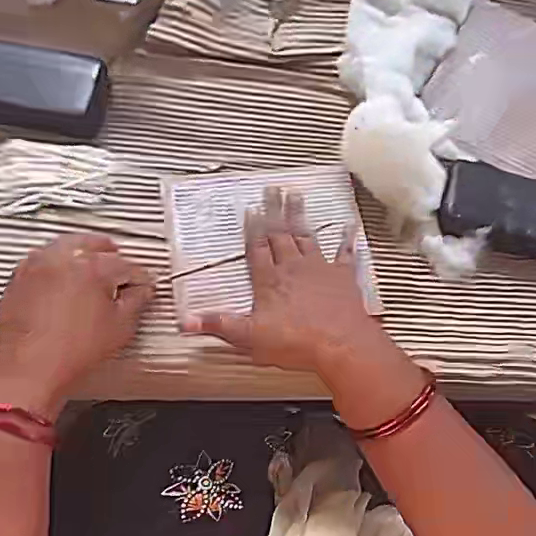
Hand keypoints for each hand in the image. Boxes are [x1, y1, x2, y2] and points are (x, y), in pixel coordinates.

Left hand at [0, 234, 152, 415]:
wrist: (31, 367)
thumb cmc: (70, 350)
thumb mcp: (120, 327)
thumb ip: (136, 301)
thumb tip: (141, 292)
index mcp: (92, 267)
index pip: (127, 265)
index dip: (140, 278)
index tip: (143, 287)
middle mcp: (63, 259)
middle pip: (94, 244)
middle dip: (111, 255)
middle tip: (122, 271)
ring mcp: (38, 266)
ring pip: (67, 247)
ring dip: (83, 254)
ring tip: (94, 271)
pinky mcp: (20, 278)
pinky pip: (45, 260)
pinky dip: (59, 264)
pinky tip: (66, 279)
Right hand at [185, 186, 390, 376]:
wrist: (340, 345)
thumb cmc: (297, 342)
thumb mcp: (250, 337)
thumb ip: (220, 325)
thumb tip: (186, 322)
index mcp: (270, 281)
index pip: (257, 248)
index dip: (253, 229)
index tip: (251, 210)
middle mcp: (293, 268)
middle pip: (280, 234)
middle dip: (274, 211)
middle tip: (271, 190)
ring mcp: (319, 270)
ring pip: (307, 237)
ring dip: (300, 217)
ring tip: (296, 197)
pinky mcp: (342, 278)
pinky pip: (344, 254)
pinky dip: (346, 240)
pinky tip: (349, 228)